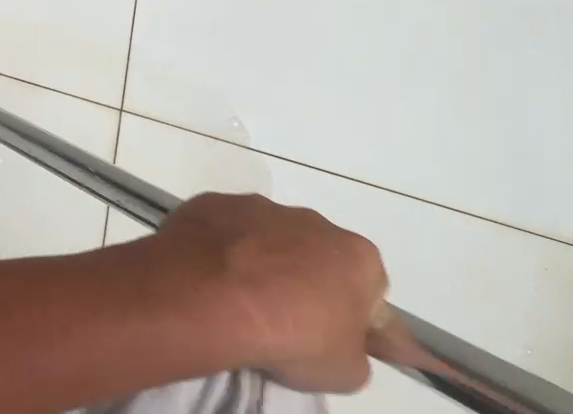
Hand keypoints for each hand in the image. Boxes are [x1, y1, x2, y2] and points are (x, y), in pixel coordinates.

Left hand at [155, 193, 388, 392]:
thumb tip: (348, 341)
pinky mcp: (206, 203)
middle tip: (285, 314)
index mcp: (355, 254)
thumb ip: (356, 347)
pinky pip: (221, 228)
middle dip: (305, 279)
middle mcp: (306, 219)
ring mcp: (250, 206)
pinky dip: (218, 246)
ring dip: (259, 258)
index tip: (336, 335)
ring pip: (264, 235)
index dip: (354, 315)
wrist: (205, 300)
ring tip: (239, 294)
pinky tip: (208, 272)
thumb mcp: (348, 370)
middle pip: (313, 253)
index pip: (367, 289)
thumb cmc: (290, 337)